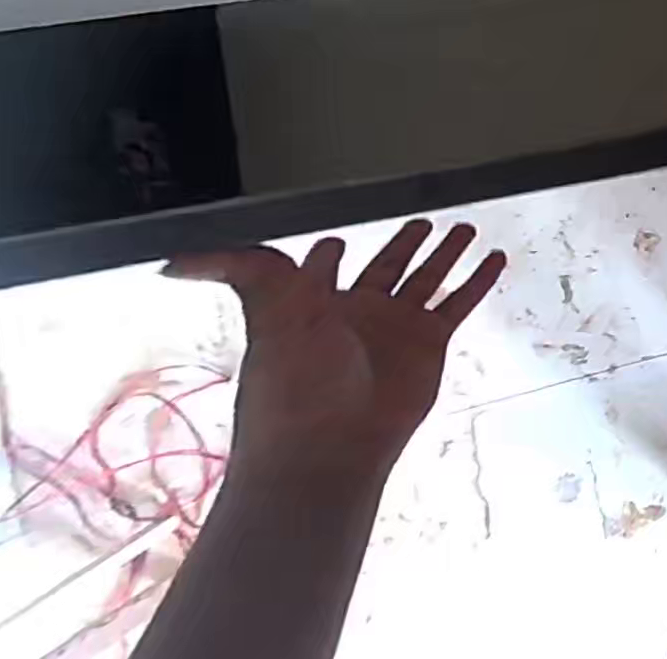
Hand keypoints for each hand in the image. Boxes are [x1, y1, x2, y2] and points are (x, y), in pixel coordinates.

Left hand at [162, 219, 505, 475]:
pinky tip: (496, 260)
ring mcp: (399, 325)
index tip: (336, 240)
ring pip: (430, 277)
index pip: (326, 268)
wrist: (332, 445)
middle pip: (389, 266)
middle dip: (405, 244)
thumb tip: (171, 262)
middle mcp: (360, 311)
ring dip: (448, 254)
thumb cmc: (295, 381)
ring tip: (466, 230)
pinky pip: (461, 302)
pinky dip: (480, 280)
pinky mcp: (431, 341)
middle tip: (424, 222)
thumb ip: (241, 275)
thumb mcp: (271, 315)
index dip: (329, 254)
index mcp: (318, 302)